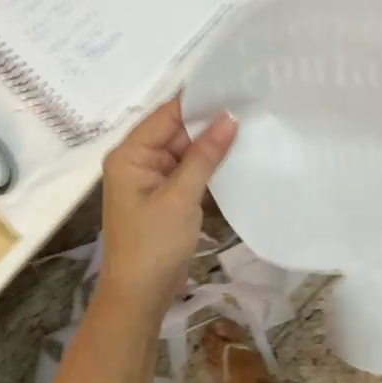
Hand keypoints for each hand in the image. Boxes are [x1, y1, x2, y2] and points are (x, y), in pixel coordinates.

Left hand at [97, 95, 237, 310]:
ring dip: (211, 146)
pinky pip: (187, 172)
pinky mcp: (165, 198)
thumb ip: (204, 155)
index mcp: (130, 155)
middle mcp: (137, 161)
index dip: (198, 101)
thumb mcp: (181, 197)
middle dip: (209, 123)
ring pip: (185, 152)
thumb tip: (229, 117)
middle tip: (251, 107)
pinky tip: (236, 159)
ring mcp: (151, 181)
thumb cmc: (153, 244)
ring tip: (251, 127)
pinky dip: (208, 167)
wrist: (140, 296)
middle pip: (176, 131)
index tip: (234, 87)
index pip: (166, 115)